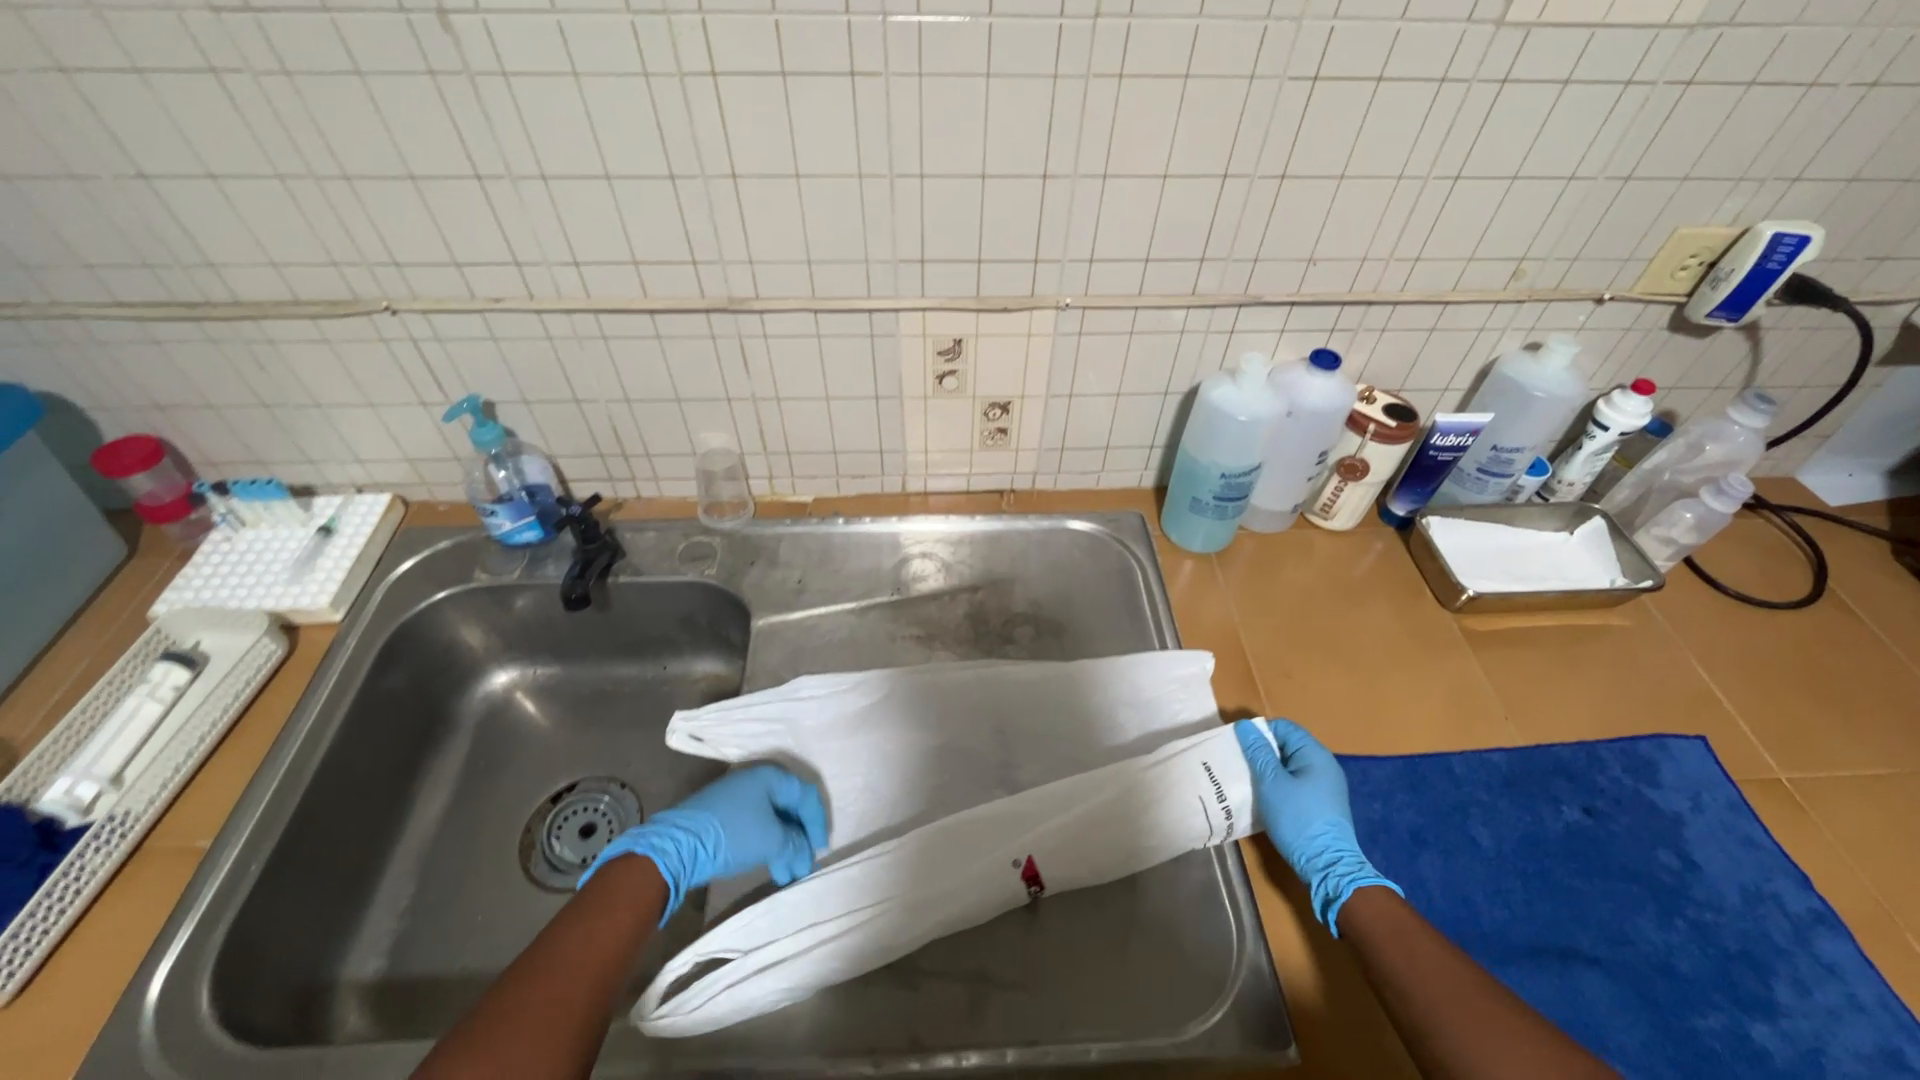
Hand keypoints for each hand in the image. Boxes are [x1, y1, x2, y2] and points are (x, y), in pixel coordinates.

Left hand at [579, 765, 828, 921]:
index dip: (818, 823)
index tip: (820, 850)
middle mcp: (755, 781)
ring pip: (772, 820)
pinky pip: (756, 826)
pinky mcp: (722, 815)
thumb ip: (797, 845)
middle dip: (800, 839)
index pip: (807, 796)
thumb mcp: (773, 840)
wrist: (677, 845)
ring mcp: (736, 797)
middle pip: (789, 808)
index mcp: (771, 776)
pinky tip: (769, 867)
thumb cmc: (734, 834)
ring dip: (783, 847)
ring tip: (786, 875)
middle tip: (804, 864)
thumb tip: (804, 854)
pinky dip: (767, 845)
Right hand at [1235, 717, 1400, 933]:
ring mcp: (1326, 786)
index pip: (1284, 727)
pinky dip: (1279, 786)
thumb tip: (1245, 725)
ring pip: (1290, 767)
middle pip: (1287, 746)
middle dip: (1262, 752)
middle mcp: (1324, 765)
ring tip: (1247, 781)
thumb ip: (1258, 752)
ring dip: (1269, 771)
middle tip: (1239, 764)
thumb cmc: (1297, 818)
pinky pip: (1296, 784)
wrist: (1328, 865)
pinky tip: (1264, 799)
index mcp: (1315, 754)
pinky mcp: (1322, 804)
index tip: (1238, 746)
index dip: (1259, 732)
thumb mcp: (1271, 783)